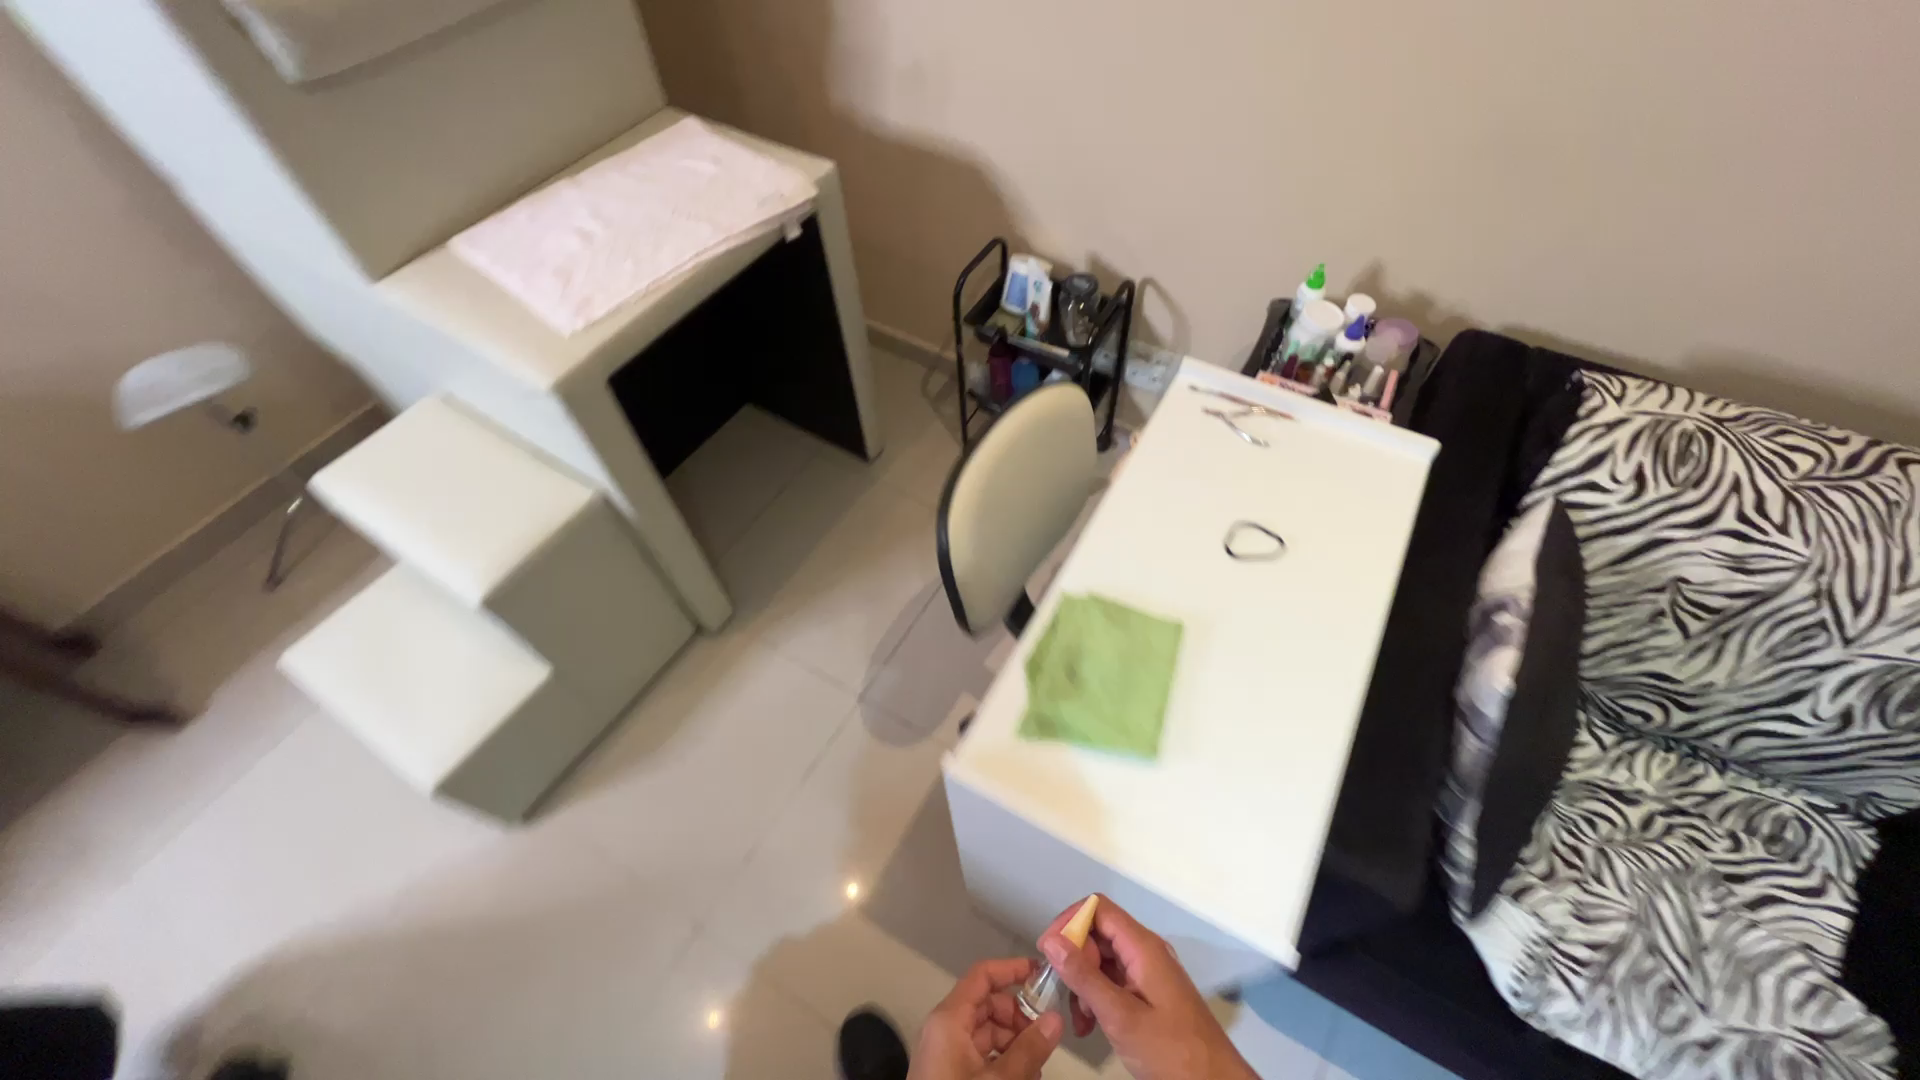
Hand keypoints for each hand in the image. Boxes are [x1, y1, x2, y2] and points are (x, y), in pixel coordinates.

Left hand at [907, 956, 1063, 1079]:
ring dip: (1014, 1042)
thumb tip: (1055, 1019)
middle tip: (1045, 1037)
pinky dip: (1002, 1061)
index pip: (982, 975)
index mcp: (950, 1019)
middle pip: (987, 1004)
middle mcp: (945, 1028)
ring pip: (986, 1031)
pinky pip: (979, 1054)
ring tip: (1037, 1067)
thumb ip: (1029, 1050)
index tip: (1043, 975)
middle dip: (1018, 1016)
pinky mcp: (948, 1074)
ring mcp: (945, 1053)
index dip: (1012, 970)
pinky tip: (1024, 1078)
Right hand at [1037, 897, 1256, 1079]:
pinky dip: (1097, 998)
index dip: (1069, 922)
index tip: (1049, 952)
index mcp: (1142, 947)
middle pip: (1098, 933)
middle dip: (1074, 960)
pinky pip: (1114, 981)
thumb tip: (1052, 940)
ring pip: (1103, 960)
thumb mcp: (1120, 1016)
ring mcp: (1148, 973)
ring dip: (1083, 984)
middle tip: (1063, 994)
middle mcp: (1145, 951)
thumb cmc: (1171, 1051)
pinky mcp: (1149, 994)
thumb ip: (1084, 977)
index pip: (1097, 908)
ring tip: (1080, 1022)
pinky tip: (1091, 1027)